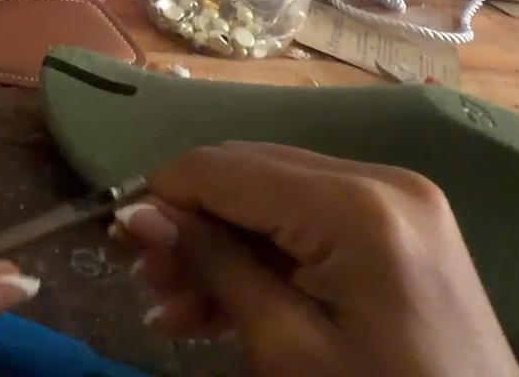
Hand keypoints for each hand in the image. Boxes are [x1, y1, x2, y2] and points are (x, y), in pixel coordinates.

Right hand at [113, 142, 518, 376]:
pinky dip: (261, 253)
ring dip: (218, 242)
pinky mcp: (398, 225)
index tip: (120, 236)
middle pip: (245, 174)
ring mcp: (394, 200)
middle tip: (148, 278)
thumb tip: (136, 212)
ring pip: (268, 196)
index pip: (225, 168)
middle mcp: (378, 178)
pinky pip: (306, 218)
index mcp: (356, 204)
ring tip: (175, 301)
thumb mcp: (286, 349)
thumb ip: (210, 263)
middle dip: (190, 223)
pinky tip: (220, 300)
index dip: (164, 194)